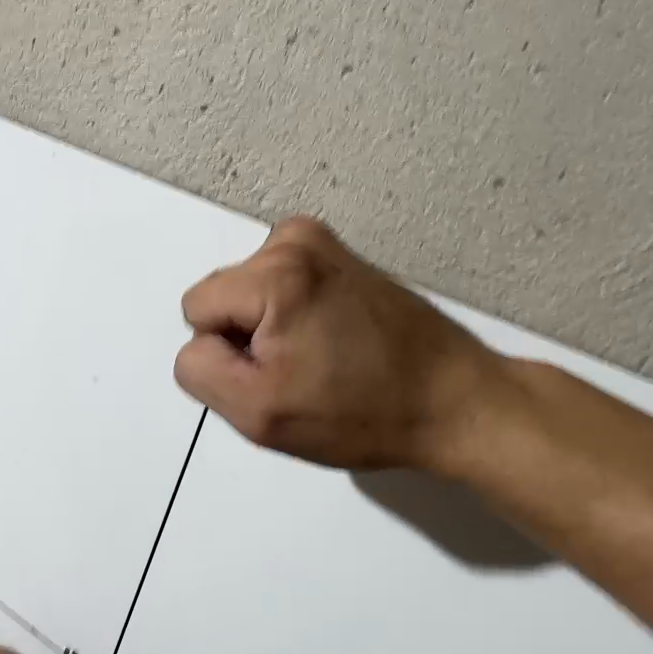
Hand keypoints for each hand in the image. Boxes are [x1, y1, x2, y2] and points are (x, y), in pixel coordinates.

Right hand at [173, 216, 504, 471]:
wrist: (456, 401)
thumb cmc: (362, 413)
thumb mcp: (260, 414)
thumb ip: (201, 371)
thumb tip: (201, 341)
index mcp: (276, 273)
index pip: (196, 310)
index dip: (229, 354)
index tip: (279, 375)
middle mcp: (295, 239)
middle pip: (223, 294)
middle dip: (248, 336)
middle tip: (303, 371)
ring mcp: (320, 241)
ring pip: (248, 291)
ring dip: (271, 327)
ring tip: (323, 357)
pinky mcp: (338, 253)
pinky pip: (278, 283)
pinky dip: (292, 311)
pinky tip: (331, 338)